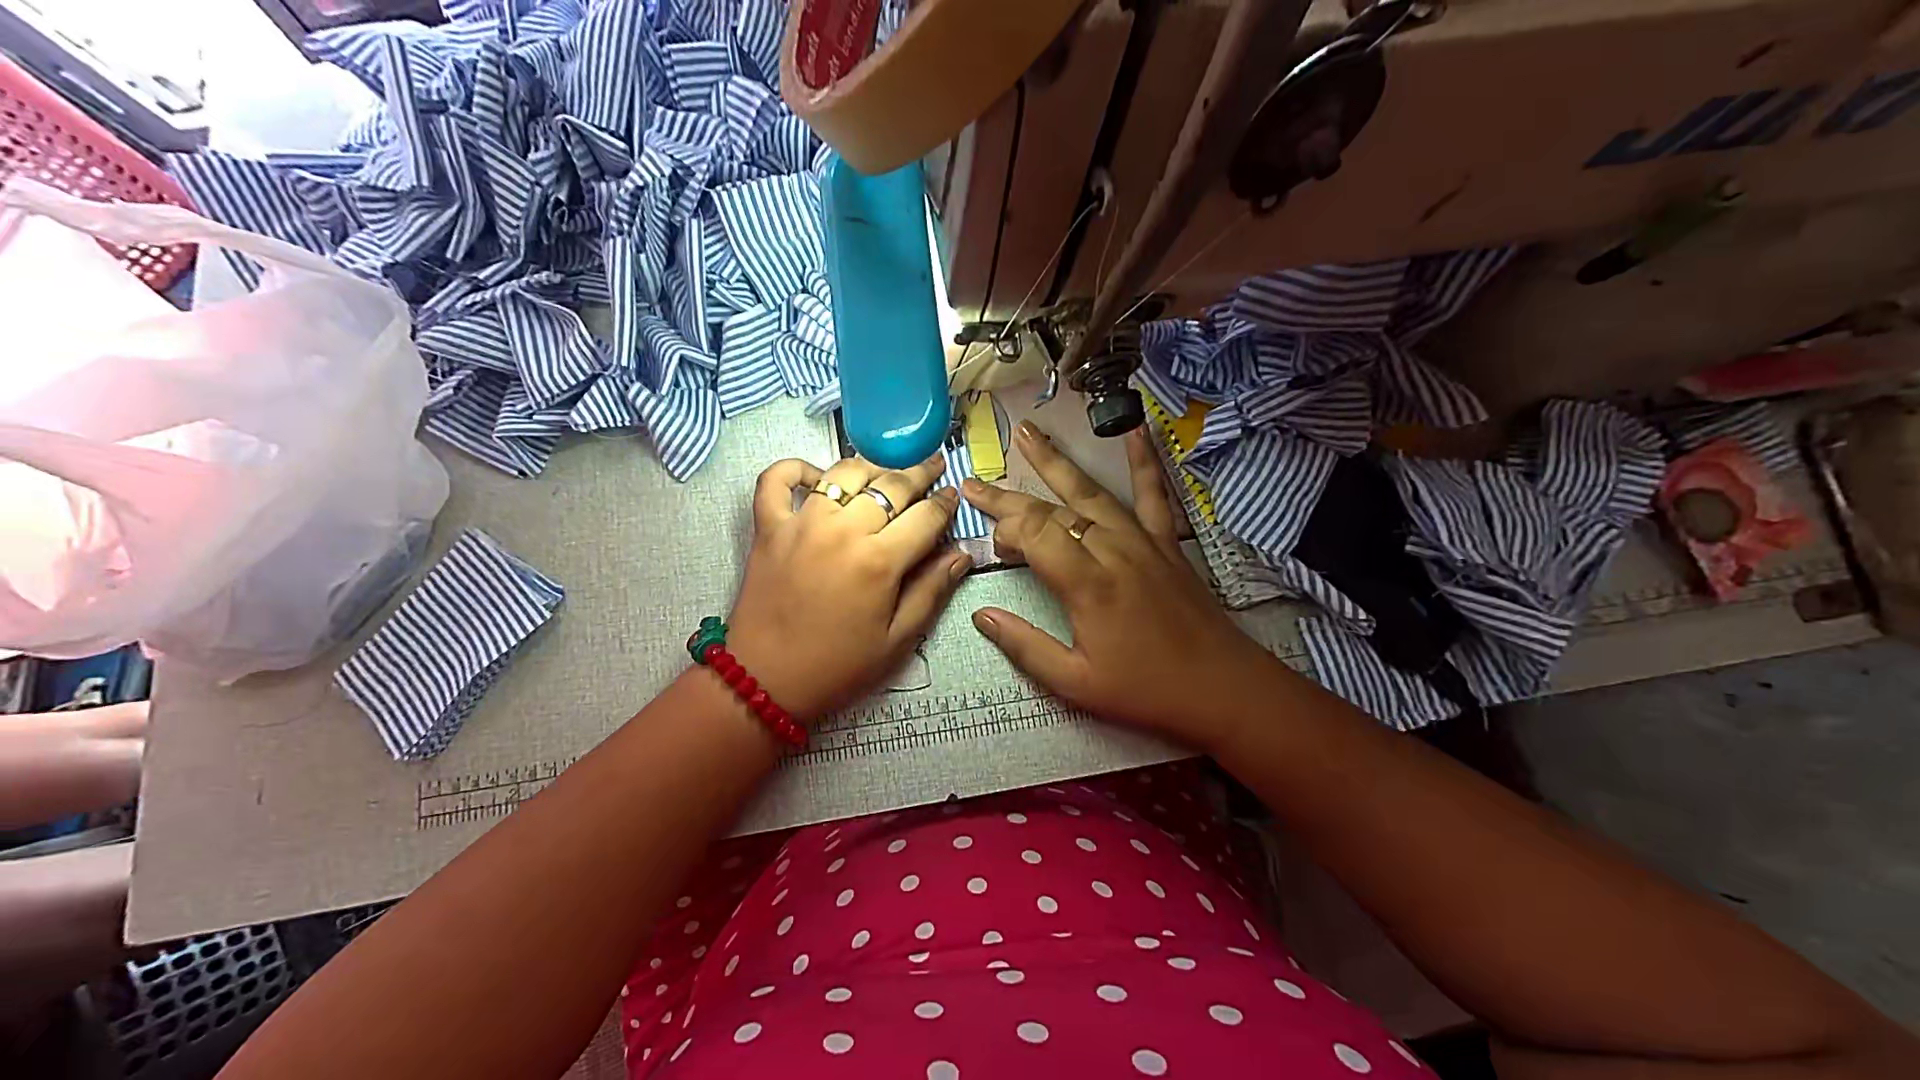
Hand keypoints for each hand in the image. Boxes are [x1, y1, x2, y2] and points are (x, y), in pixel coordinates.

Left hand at [726, 455, 970, 720]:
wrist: (765, 682)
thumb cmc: (837, 667)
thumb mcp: (897, 640)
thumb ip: (932, 591)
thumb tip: (960, 554)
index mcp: (879, 561)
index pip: (926, 516)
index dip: (945, 503)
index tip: (953, 496)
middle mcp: (843, 530)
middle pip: (891, 485)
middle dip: (919, 473)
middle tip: (933, 466)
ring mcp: (801, 523)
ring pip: (844, 473)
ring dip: (871, 467)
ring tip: (886, 470)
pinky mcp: (768, 527)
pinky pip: (777, 480)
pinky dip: (796, 469)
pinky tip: (818, 476)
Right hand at [961, 422, 1283, 750]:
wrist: (1222, 687)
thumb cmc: (1145, 690)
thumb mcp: (1075, 683)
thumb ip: (1025, 646)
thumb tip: (981, 615)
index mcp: (1086, 584)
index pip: (1033, 534)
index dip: (1005, 530)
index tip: (991, 542)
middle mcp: (1112, 550)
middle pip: (1053, 511)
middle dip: (1009, 497)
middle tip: (974, 484)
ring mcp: (1142, 541)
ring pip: (1091, 493)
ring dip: (1057, 463)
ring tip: (1029, 434)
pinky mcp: (1167, 542)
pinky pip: (1153, 494)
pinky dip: (1144, 461)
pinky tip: (1135, 430)